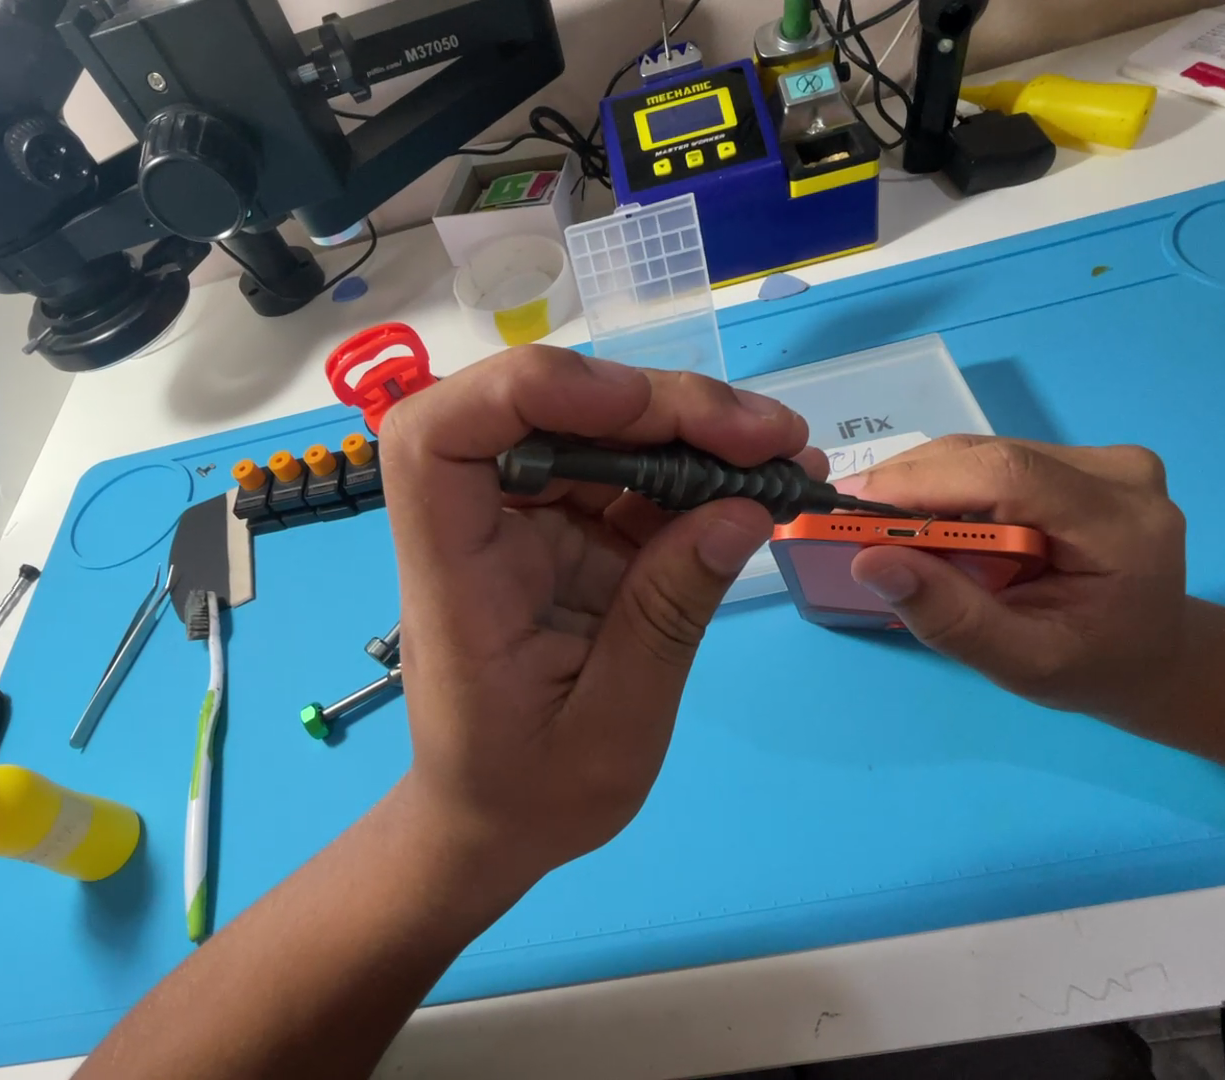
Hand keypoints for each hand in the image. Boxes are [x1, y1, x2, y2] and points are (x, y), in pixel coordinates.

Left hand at [378, 347, 814, 888]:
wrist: (497, 818)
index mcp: (455, 576)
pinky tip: (759, 482)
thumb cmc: (530, 791)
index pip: (439, 439)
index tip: (636, 406)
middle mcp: (482, 528)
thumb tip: (744, 509)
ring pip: (598, 433)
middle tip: (767, 436)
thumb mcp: (614, 725)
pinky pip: (629, 478)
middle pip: (541, 413)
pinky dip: (695, 472)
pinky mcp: (569, 535)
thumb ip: (669, 614)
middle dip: (657, 408)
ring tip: (784, 455)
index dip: (526, 392)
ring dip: (692, 431)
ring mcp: (527, 525)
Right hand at [835, 435, 1187, 723]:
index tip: (851, 505)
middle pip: (986, 455)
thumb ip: (951, 617)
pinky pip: (987, 460)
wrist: (1155, 655)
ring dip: (918, 483)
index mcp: (1120, 524)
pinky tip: (916, 517)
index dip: (922, 483)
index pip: (1007, 477)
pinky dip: (941, 486)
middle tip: (846, 519)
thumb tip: (869, 562)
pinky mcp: (1074, 461)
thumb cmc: (1094, 669)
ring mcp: (1098, 459)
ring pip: (980, 451)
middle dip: (906, 483)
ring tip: (872, 522)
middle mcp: (1115, 472)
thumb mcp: (1022, 663)